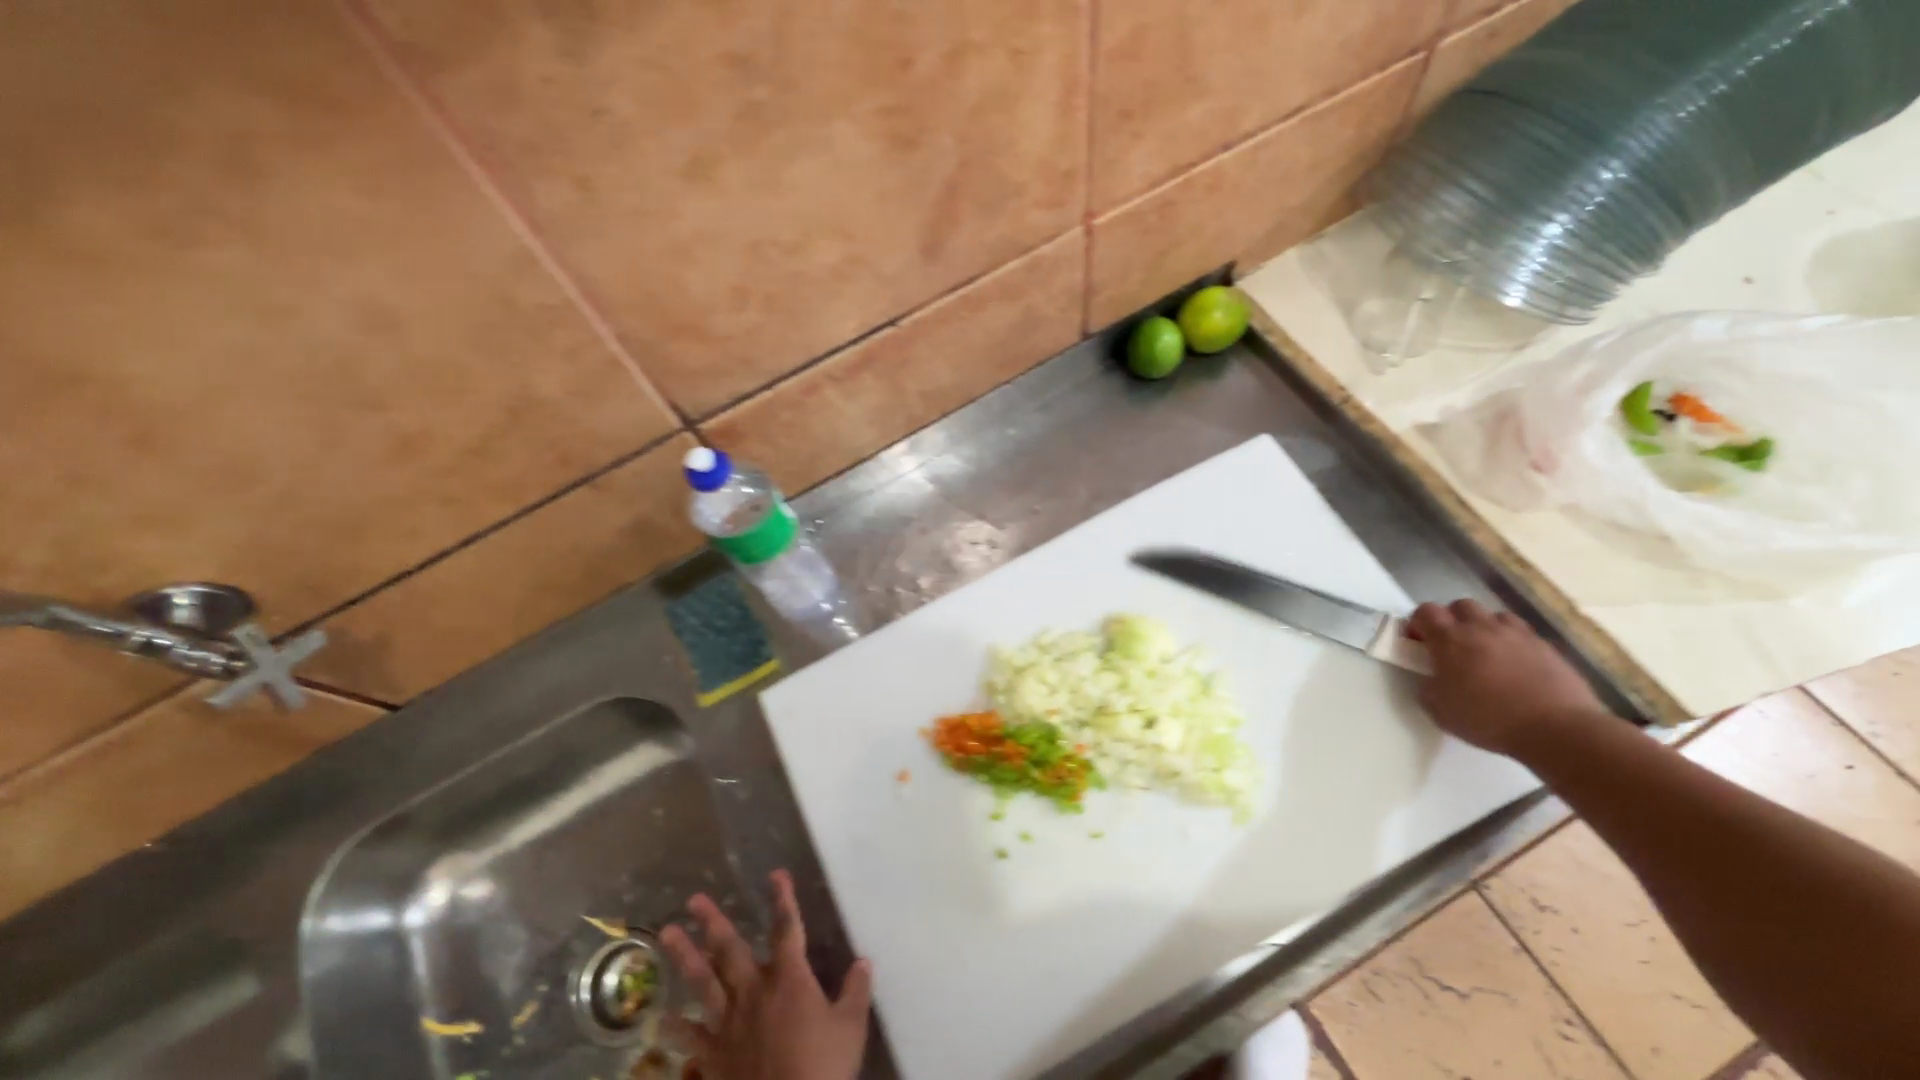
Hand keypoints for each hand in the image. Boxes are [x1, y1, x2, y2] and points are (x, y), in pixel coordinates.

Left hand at [659, 870, 872, 1079]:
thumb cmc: (824, 1067)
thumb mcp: (851, 1027)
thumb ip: (856, 991)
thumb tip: (863, 961)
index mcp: (789, 980)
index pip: (787, 930)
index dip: (782, 900)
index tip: (776, 875)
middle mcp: (754, 993)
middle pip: (730, 950)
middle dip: (713, 922)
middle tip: (695, 899)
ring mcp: (729, 1023)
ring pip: (703, 983)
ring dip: (685, 956)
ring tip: (666, 933)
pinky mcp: (714, 1054)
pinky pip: (692, 1036)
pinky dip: (677, 1027)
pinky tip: (662, 1017)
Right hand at [1410, 599, 1608, 756]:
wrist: (1556, 727)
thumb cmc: (1489, 720)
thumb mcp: (1441, 712)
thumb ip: (1428, 689)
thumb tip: (1431, 680)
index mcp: (1450, 640)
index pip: (1425, 612)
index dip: (1417, 623)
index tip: (1417, 642)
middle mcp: (1482, 628)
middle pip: (1460, 605)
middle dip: (1451, 620)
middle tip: (1452, 646)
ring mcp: (1517, 633)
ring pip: (1493, 615)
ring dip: (1483, 627)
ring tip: (1486, 652)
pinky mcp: (1545, 645)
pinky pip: (1521, 632)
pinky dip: (1511, 641)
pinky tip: (1515, 664)